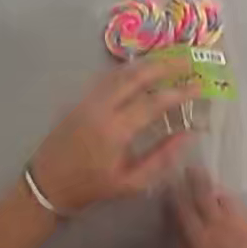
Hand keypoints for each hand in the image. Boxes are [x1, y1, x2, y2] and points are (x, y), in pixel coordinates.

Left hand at [30, 58, 199, 211]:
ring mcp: (87, 100)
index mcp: (115, 130)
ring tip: (167, 60)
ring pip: (119, 73)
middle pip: (135, 77)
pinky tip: (138, 70)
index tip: (199, 86)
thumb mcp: (131, 182)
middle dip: (163, 66)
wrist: (47, 184)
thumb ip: (161, 157)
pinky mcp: (79, 100)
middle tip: (186, 60)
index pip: (153, 103)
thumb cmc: (92, 187)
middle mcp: (100, 108)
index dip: (179, 93)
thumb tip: (188, 134)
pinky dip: (125, 71)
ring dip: (144, 64)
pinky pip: (105, 78)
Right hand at [169, 166, 246, 247]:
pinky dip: (224, 195)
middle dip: (187, 183)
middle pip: (196, 199)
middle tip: (181, 171)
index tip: (165, 193)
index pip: (177, 216)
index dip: (169, 203)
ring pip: (215, 196)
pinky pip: (233, 202)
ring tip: (199, 175)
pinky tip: (223, 194)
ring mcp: (234, 223)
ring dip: (206, 184)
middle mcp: (212, 229)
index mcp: (196, 246)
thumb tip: (177, 243)